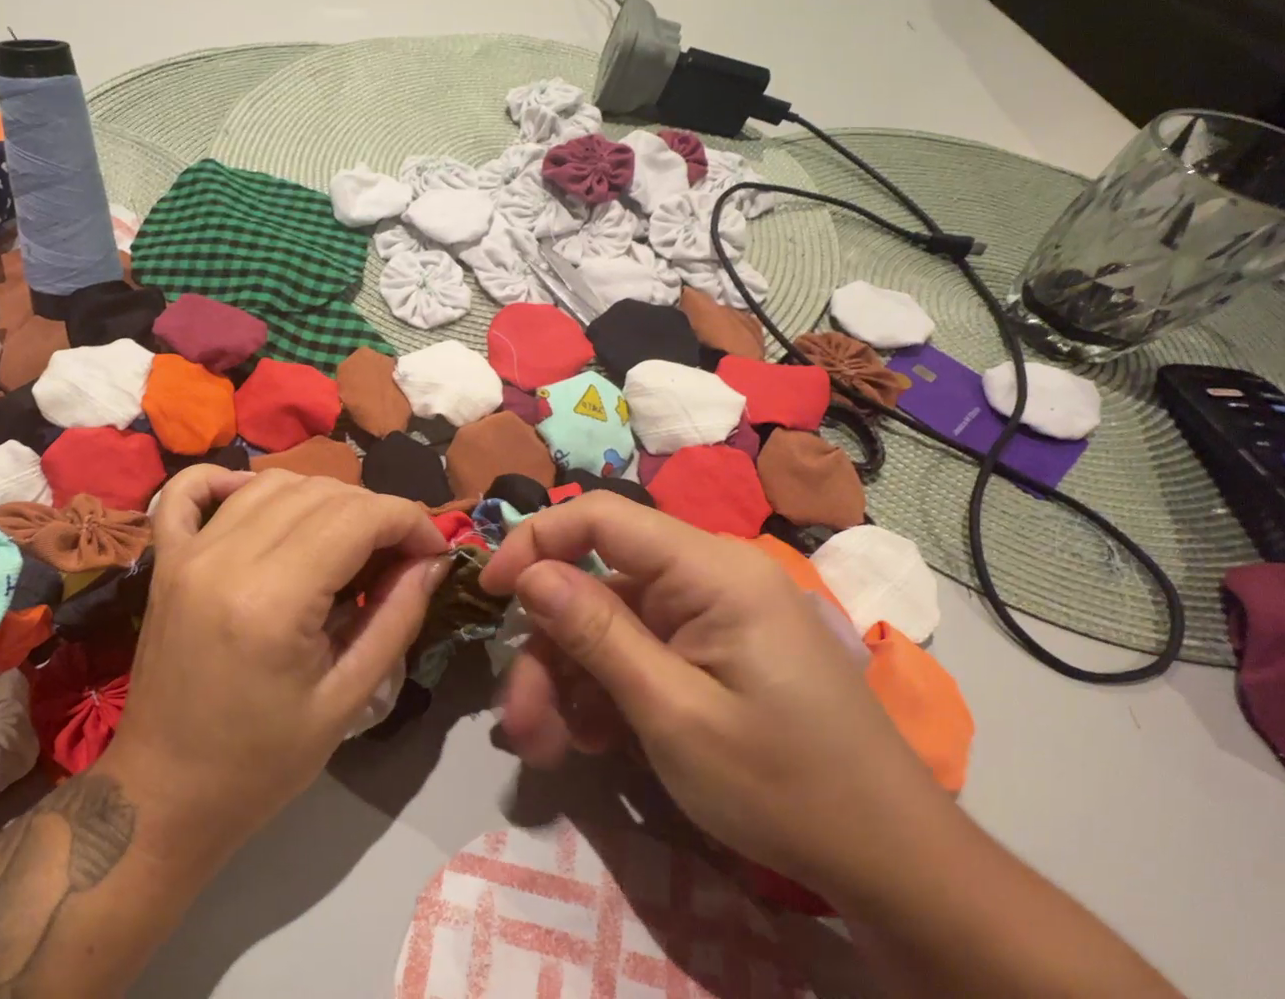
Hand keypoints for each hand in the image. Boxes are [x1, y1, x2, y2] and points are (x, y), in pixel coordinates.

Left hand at [103, 467, 451, 862]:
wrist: (167, 791)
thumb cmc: (262, 763)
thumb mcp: (346, 701)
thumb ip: (394, 620)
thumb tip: (432, 561)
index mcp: (273, 601)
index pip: (357, 517)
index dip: (409, 521)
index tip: (433, 551)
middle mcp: (226, 558)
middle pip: (318, 492)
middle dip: (374, 512)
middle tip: (397, 557)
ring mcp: (187, 554)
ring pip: (269, 484)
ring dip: (321, 498)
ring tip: (347, 543)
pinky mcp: (166, 562)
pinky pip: (188, 492)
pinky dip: (227, 481)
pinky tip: (261, 500)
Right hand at [480, 492, 958, 899]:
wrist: (886, 860)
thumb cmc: (781, 784)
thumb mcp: (672, 712)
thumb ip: (597, 634)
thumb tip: (529, 573)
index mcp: (712, 572)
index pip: (601, 517)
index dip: (534, 541)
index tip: (490, 593)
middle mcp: (711, 579)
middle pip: (597, 585)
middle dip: (549, 651)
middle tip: (519, 723)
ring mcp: (712, 618)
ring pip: (609, 627)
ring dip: (570, 683)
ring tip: (549, 748)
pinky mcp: (714, 654)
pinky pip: (639, 653)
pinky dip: (606, 693)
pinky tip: (592, 741)